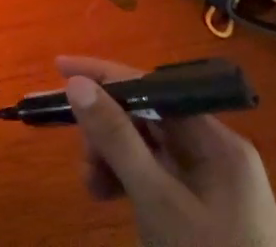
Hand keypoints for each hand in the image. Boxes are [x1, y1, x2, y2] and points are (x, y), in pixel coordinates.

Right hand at [57, 57, 275, 246]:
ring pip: (146, 147)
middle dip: (106, 131)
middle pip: (146, 118)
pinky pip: (154, 173)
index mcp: (218, 142)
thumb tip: (76, 83)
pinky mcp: (202, 205)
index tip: (58, 69)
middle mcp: (217, 152)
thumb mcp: (156, 200)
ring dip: (112, 159)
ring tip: (93, 188)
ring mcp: (211, 180)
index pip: (153, 88)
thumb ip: (117, 139)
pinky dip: (126, 179)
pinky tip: (108, 197)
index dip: (104, 76)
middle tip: (82, 161)